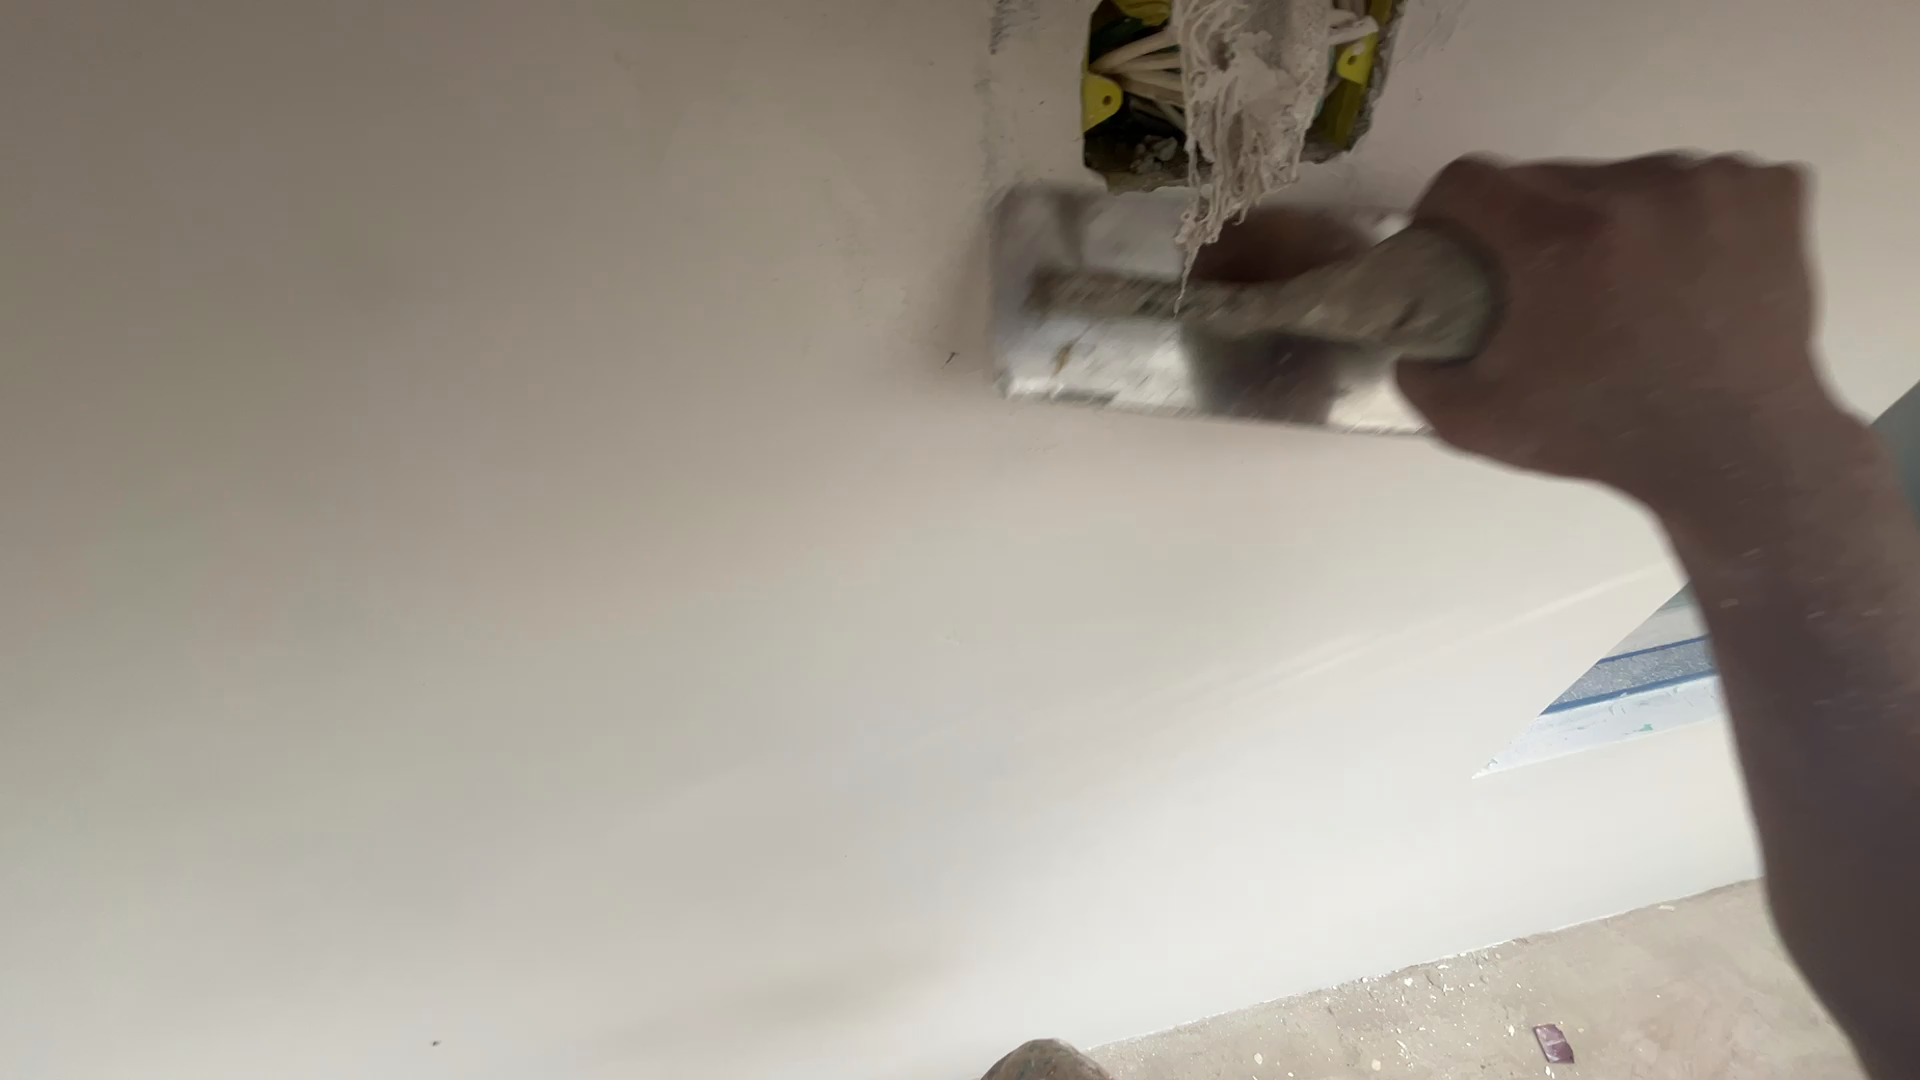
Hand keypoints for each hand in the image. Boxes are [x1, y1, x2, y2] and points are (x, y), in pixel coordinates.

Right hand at [1398, 154, 1836, 509]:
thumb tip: (1410, 339)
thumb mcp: (1466, 419)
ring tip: (1597, 279)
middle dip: (1512, 221)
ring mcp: (1712, 182)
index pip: (1468, 179)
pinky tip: (1660, 269)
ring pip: (1610, 177)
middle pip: (1537, 175)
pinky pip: (1682, 182)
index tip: (1447, 248)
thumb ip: (1415, 371)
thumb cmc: (1590, 432)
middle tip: (1520, 280)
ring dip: (1586, 216)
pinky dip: (1658, 216)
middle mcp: (1639, 189)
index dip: (1440, 212)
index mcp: (1559, 239)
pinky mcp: (1767, 189)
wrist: (1728, 446)